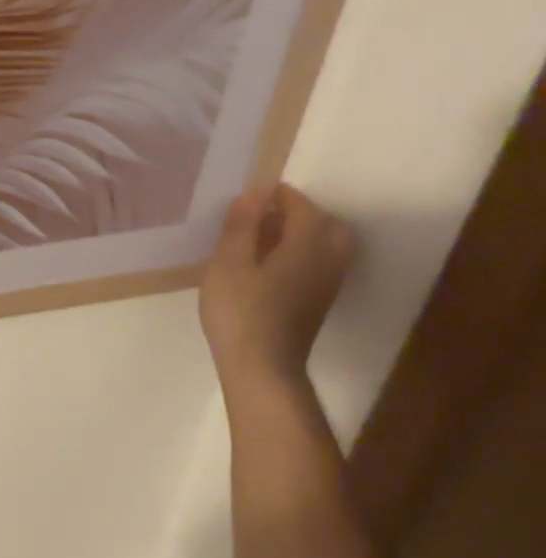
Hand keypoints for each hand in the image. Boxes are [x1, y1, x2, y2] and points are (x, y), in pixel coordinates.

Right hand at [200, 184, 354, 394]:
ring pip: (328, 243)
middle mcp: (330, 255)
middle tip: (264, 217)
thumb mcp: (228, 266)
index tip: (254, 194)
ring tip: (268, 240)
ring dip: (303, 234)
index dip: (279, 196)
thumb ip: (242, 228)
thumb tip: (253, 194)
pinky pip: (322, 262)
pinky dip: (304, 254)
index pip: (302, 207)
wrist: (263, 363)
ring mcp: (330, 280)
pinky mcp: (321, 299)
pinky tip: (274, 267)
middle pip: (324, 223)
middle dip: (298, 214)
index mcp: (309, 242)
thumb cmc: (240, 312)